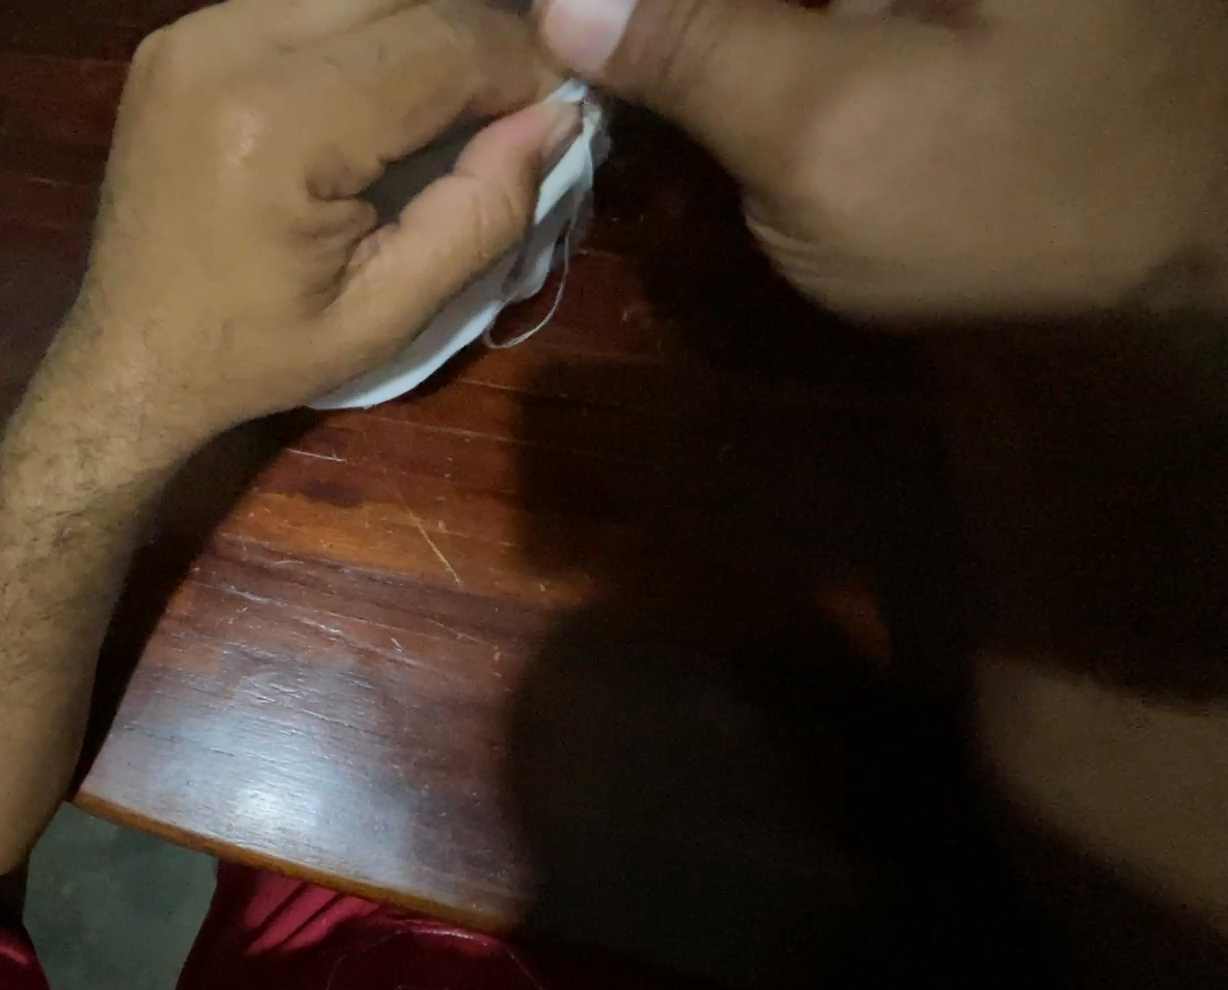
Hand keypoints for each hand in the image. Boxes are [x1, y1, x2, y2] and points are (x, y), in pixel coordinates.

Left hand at [50, 0, 574, 452]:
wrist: (130, 360)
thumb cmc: (252, 359)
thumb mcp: (379, 319)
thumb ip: (478, 218)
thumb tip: (554, 120)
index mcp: (280, 127)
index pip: (442, 42)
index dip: (519, 66)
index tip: (552, 110)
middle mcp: (227, 47)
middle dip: (471, 37)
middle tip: (502, 105)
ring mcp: (191, 34)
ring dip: (415, 33)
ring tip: (443, 106)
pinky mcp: (176, 40)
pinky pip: (297, 8)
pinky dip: (354, 39)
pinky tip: (369, 101)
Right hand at [534, 0, 1227, 317]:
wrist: (1155, 249)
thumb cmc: (998, 197)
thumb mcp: (820, 128)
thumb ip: (695, 53)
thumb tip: (565, 4)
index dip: (619, 2)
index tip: (551, 36)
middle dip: (634, 17)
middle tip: (568, 58)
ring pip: (737, 7)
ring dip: (669, 35)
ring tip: (598, 70)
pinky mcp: (885, 15)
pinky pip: (770, 25)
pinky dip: (708, 48)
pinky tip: (661, 80)